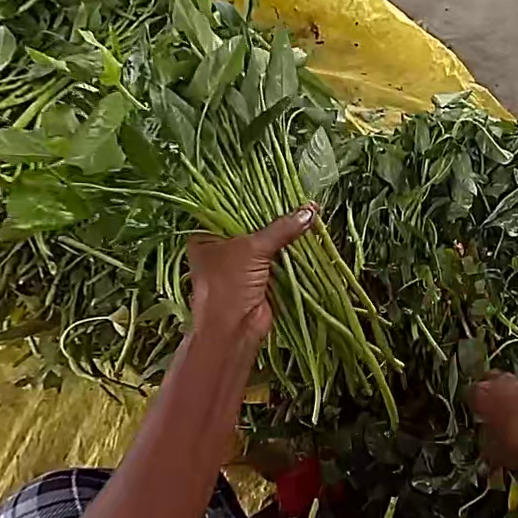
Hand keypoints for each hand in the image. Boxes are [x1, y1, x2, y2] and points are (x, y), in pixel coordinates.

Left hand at [187, 204, 316, 344]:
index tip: (281, 186)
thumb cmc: (228, 286)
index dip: (256, 197)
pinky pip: (278, 258)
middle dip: (276, 216)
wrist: (234, 331)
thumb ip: (281, 229)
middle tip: (301, 200)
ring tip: (311, 214)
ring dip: (287, 234)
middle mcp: (222, 248)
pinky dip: (292, 251)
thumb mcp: (252, 249)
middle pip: (254, 225)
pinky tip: (308, 236)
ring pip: (268, 242)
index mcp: (207, 237)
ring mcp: (242, 264)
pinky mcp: (260, 277)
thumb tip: (310, 211)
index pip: (233, 208)